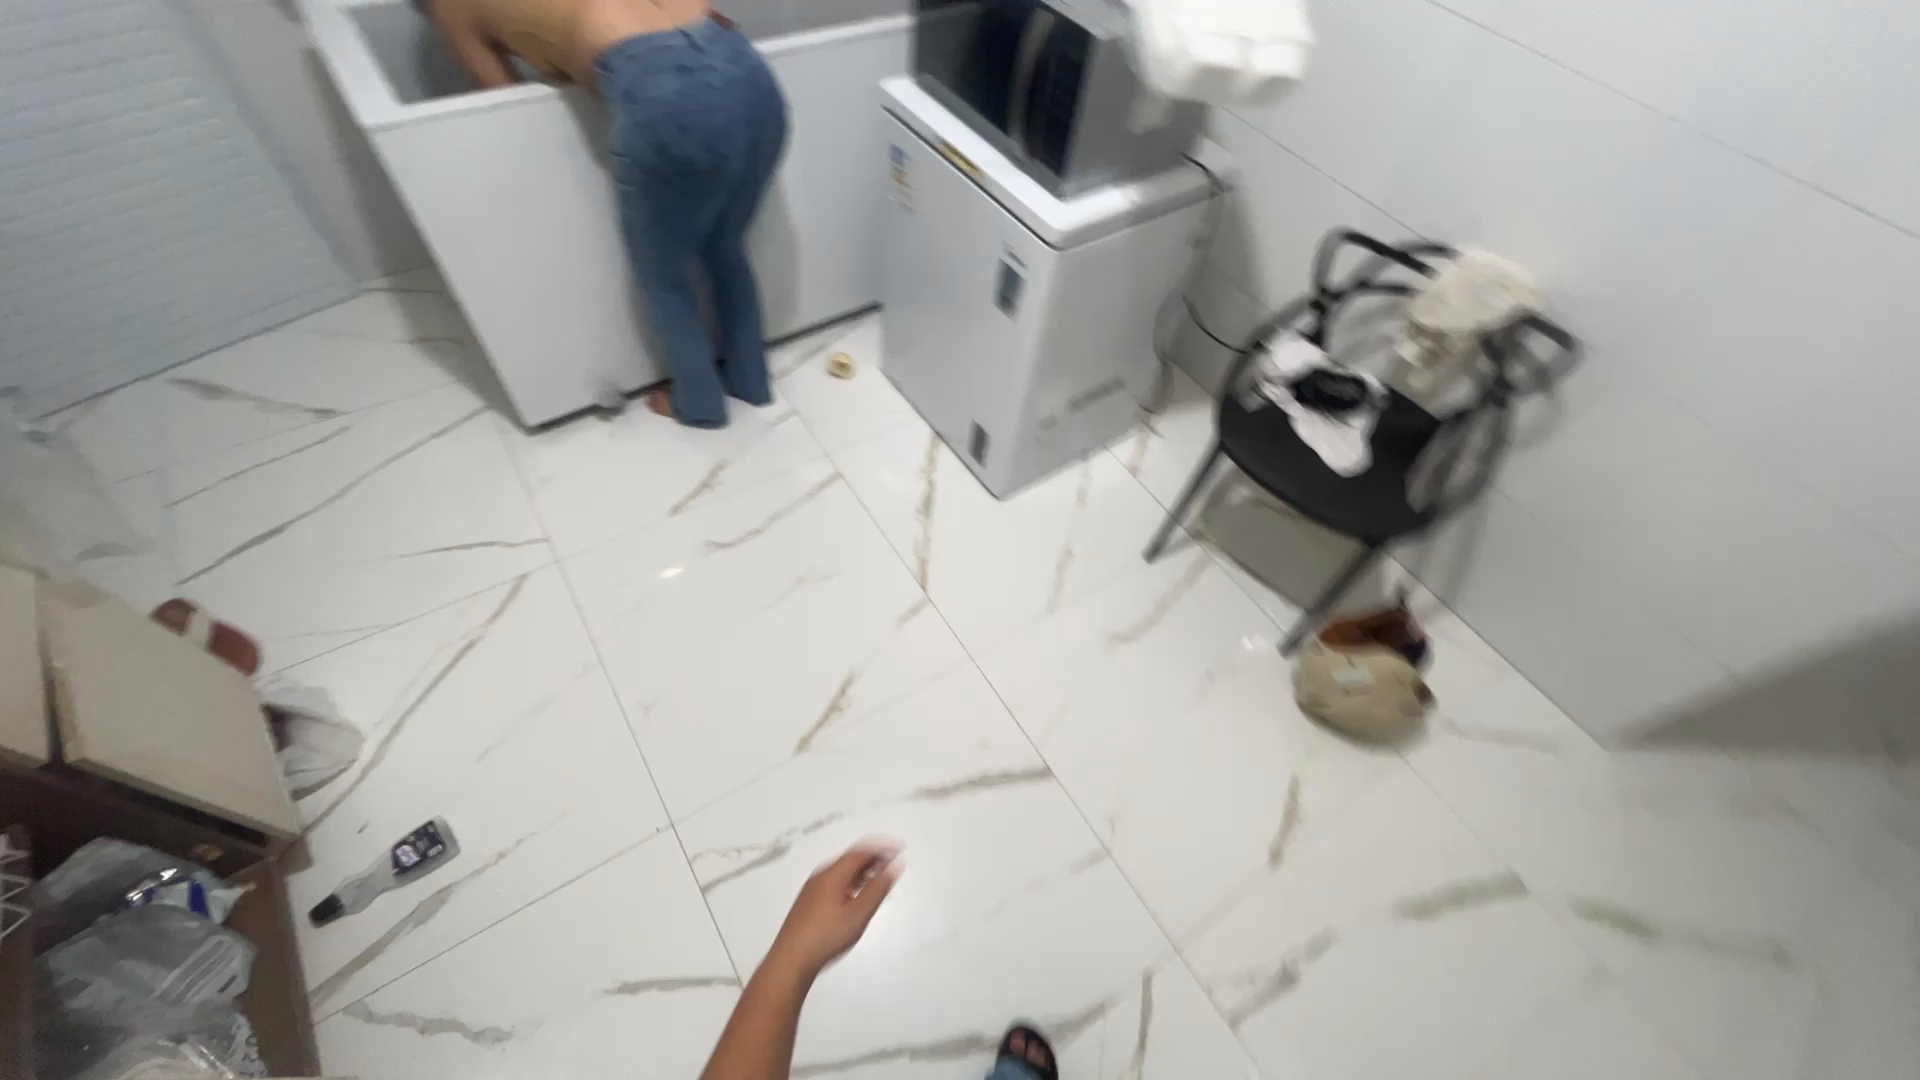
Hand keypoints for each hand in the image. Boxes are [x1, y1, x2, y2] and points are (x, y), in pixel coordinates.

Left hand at [765, 840, 903, 979]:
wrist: (790, 960)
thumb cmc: (828, 935)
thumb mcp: (859, 913)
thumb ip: (879, 888)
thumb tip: (894, 865)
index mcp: (834, 873)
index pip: (862, 850)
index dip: (883, 847)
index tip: (900, 848)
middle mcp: (821, 875)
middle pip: (851, 858)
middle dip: (874, 858)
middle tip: (892, 866)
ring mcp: (812, 888)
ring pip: (842, 871)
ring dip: (862, 871)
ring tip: (878, 881)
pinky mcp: (808, 902)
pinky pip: (834, 882)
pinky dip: (851, 882)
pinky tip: (856, 898)